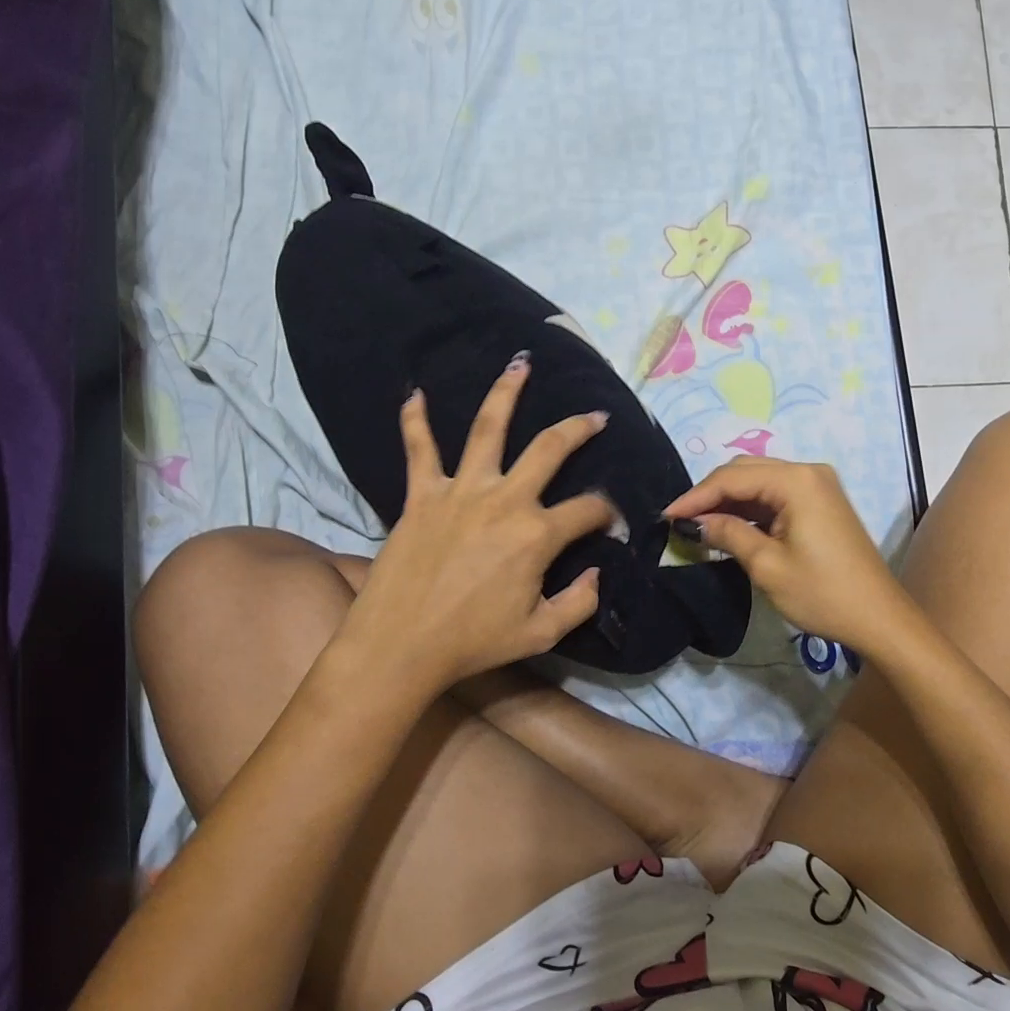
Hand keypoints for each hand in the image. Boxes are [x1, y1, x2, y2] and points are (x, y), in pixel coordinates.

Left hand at [335, 354, 615, 688]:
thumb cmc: (473, 643)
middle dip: (579, 428)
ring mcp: (461, 492)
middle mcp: (504, 501)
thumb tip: (596, 574)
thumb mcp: (541, 634)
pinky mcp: (422, 496)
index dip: (608, 515)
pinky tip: (415, 394)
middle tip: (596, 416)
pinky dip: (415, 420)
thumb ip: (579, 603)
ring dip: (507, 392)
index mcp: (537, 535)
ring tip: (521, 365)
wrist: (399, 646)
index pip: (588, 510)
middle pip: (550, 449)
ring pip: (489, 428)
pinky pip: (419, 449)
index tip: (610, 526)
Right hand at [663, 457, 914, 650]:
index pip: (733, 477)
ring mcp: (817, 485)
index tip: (666, 517)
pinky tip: (728, 526)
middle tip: (679, 521)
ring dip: (729, 500)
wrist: (878, 617)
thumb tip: (697, 522)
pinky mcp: (821, 502)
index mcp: (796, 481)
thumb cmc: (822, 593)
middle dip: (711, 494)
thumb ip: (729, 534)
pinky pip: (776, 495)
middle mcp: (808, 472)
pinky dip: (750, 508)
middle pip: (746, 471)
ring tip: (697, 524)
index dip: (696, 496)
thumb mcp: (768, 566)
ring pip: (759, 482)